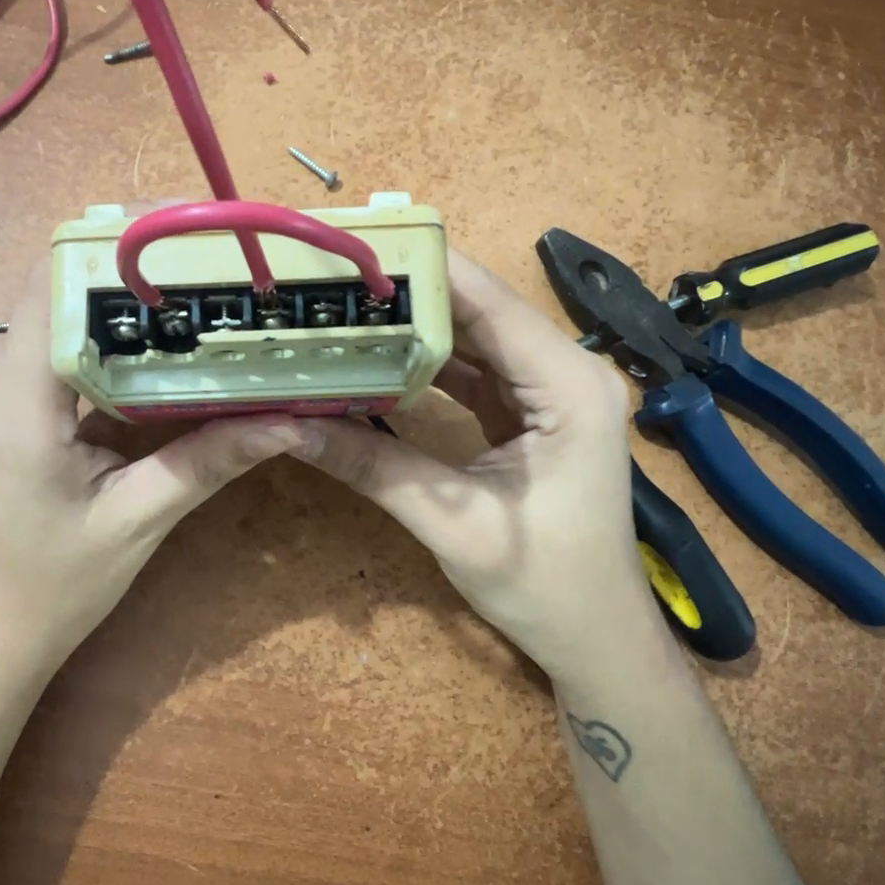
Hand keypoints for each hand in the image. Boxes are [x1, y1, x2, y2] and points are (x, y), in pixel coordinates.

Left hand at [0, 266, 304, 674]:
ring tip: (204, 290)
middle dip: (136, 264)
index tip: (188, 230)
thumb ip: (208, 462)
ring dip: (130, 300)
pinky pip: (68, 351)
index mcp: (19, 400)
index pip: (55, 283)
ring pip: (66, 314)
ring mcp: (4, 388)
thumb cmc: (55, 586)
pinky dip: (119, 340)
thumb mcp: (138, 521)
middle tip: (214, 260)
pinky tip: (173, 346)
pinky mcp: (18, 405)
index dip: (117, 243)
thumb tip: (290, 422)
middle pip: (62, 287)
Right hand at [291, 249, 651, 678]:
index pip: (489, 304)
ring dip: (416, 326)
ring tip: (346, 306)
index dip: (424, 269)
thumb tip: (288, 428)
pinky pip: (476, 372)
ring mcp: (552, 392)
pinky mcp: (533, 414)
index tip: (356, 247)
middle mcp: (568, 373)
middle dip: (411, 294)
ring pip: (476, 339)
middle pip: (481, 313)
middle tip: (334, 276)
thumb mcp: (452, 523)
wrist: (596, 637)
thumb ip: (373, 465)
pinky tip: (380, 355)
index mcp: (568, 387)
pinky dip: (429, 364)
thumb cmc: (544, 585)